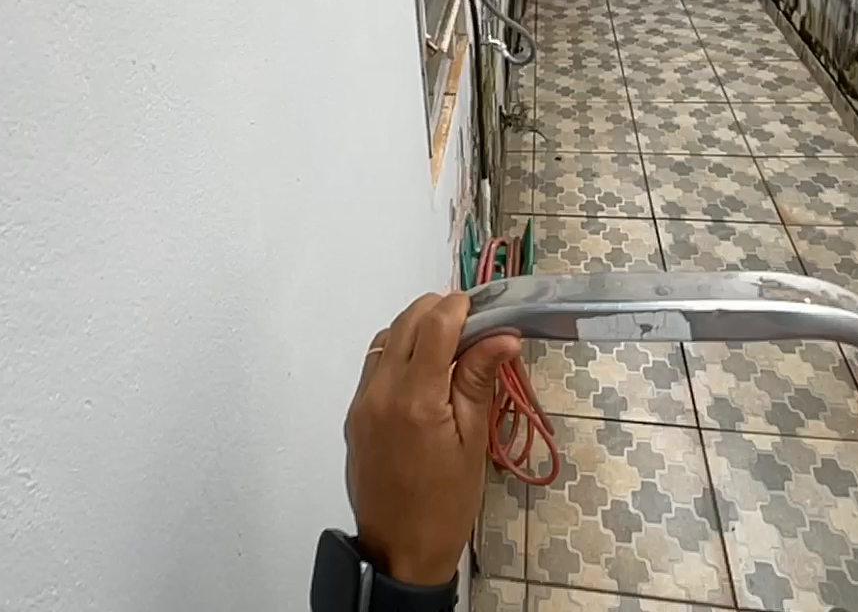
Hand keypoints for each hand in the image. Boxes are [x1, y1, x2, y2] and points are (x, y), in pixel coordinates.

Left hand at [343, 292, 521, 585]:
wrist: (398, 551)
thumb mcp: (474, 441)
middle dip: (438, 310)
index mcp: (416, 398)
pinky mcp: (354, 412)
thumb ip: (479, 379)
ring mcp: (362, 400)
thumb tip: (503, 334)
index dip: (459, 306)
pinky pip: (374, 361)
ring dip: (416, 326)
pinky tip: (422, 366)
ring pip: (386, 336)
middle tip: (471, 322)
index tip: (482, 307)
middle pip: (406, 321)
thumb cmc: (447, 503)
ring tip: (449, 341)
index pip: (435, 325)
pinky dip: (398, 348)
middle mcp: (381, 390)